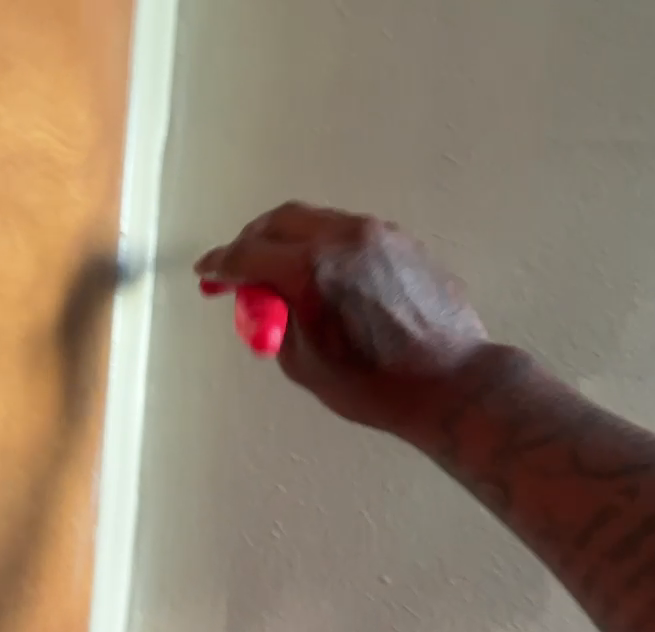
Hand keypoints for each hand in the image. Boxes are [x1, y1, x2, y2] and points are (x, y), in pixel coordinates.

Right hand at [196, 201, 506, 432]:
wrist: (447, 381)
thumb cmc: (373, 386)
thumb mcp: (302, 362)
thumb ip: (277, 321)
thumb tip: (270, 300)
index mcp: (310, 271)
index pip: (248, 255)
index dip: (220, 265)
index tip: (207, 273)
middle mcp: (342, 238)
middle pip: (280, 221)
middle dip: (251, 242)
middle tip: (237, 269)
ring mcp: (377, 234)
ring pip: (316, 222)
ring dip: (289, 243)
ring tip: (281, 275)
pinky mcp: (402, 242)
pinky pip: (348, 234)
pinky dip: (324, 248)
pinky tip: (324, 278)